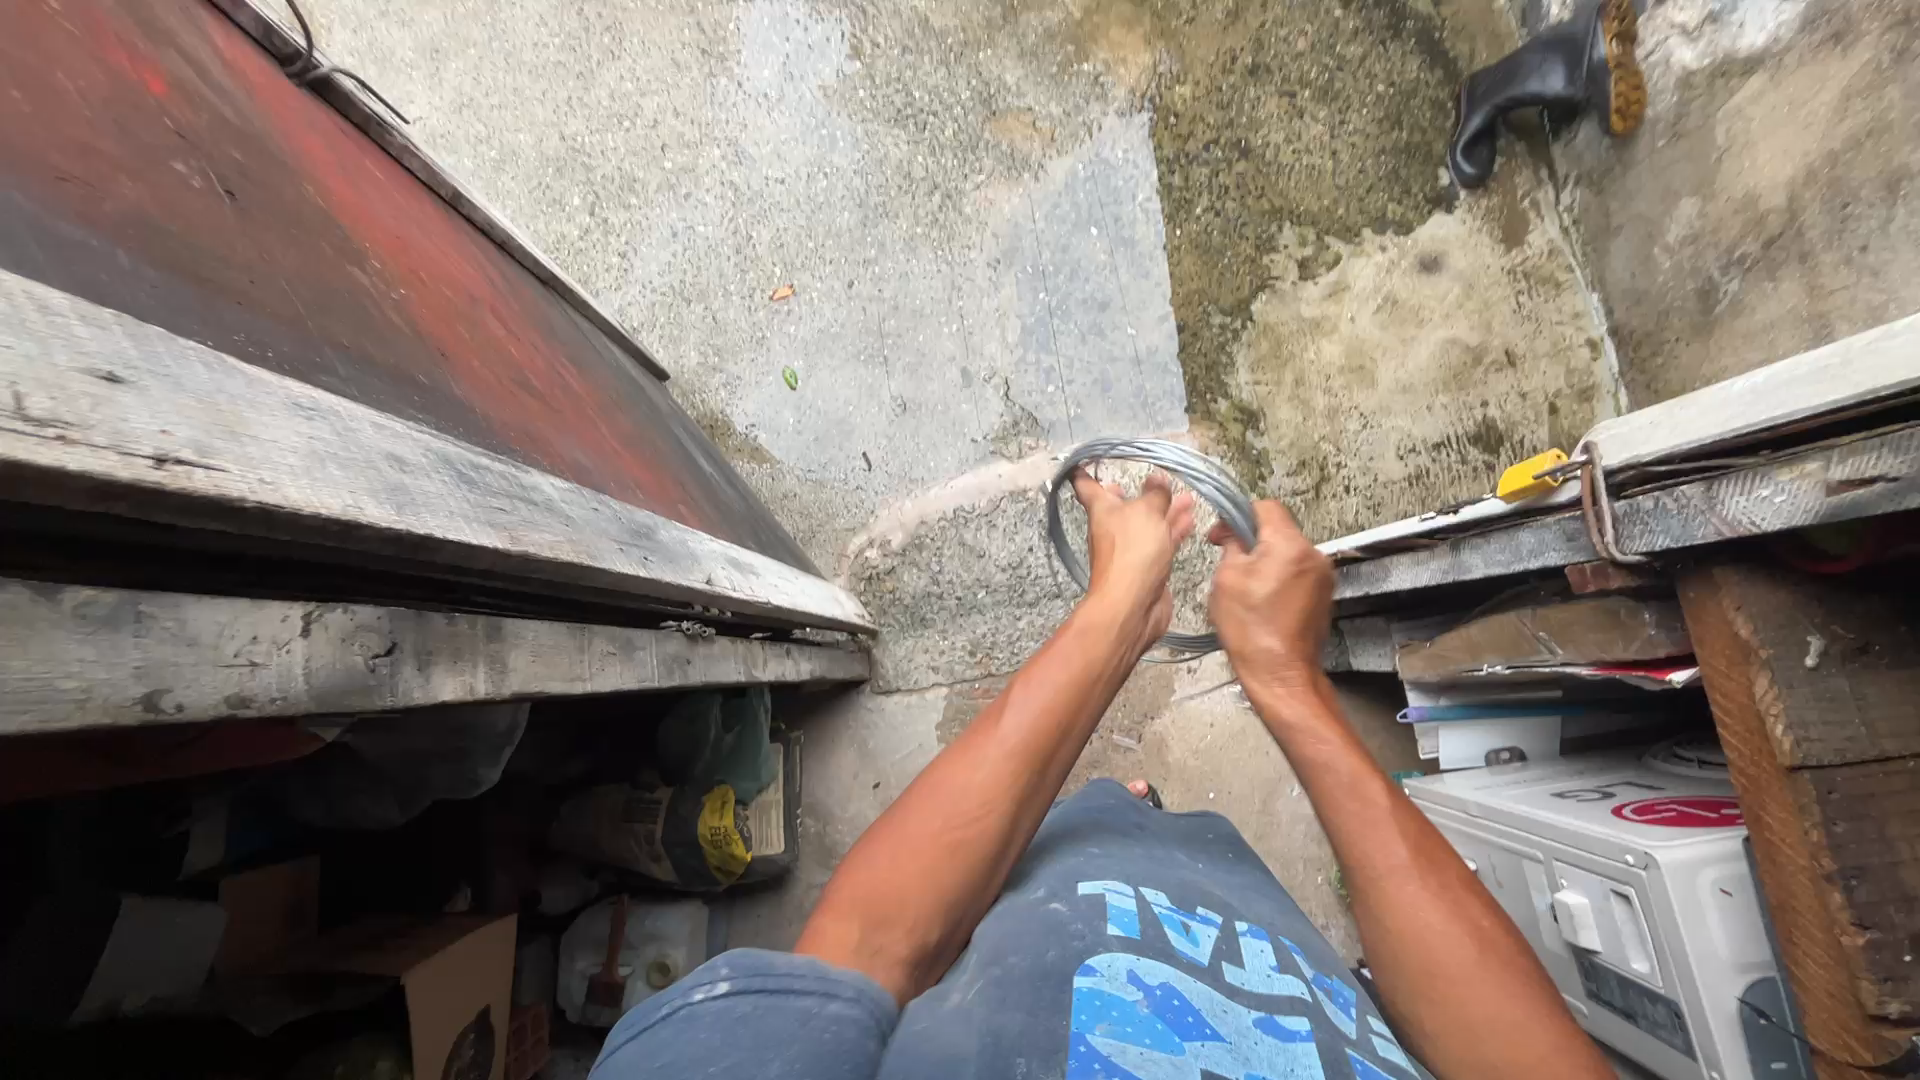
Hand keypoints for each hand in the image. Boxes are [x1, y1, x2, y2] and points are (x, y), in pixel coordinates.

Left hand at [1070, 467, 1195, 649]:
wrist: (1133, 604)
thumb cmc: (1132, 551)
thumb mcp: (1146, 513)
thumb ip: (1155, 494)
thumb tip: (1157, 477)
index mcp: (1101, 510)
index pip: (1086, 485)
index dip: (1083, 471)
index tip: (1081, 460)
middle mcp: (1113, 527)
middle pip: (1124, 504)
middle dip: (1140, 491)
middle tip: (1156, 477)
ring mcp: (1131, 548)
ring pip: (1149, 522)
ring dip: (1167, 509)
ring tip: (1188, 496)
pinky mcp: (1148, 565)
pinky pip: (1161, 540)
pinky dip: (1174, 529)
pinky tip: (1190, 519)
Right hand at [1207, 500, 1333, 695]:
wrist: (1280, 671)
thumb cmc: (1251, 629)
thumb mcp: (1226, 578)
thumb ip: (1232, 545)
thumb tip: (1233, 533)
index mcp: (1288, 545)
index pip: (1266, 507)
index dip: (1239, 515)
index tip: (1222, 532)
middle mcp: (1313, 555)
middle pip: (1279, 529)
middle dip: (1251, 539)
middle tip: (1228, 559)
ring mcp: (1322, 576)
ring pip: (1288, 550)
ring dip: (1266, 557)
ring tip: (1244, 583)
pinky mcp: (1323, 593)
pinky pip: (1298, 570)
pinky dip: (1279, 575)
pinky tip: (1261, 597)